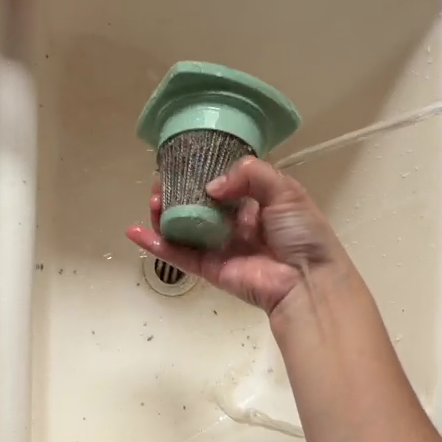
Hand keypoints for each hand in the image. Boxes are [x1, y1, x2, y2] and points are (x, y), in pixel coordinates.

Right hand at [125, 156, 352, 312]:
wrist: (306, 279)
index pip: (223, 181)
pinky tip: (135, 231)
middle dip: (177, 192)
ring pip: (184, 228)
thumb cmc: (302, 232)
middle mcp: (236, 222)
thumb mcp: (285, 189)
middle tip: (160, 182)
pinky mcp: (208, 269)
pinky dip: (155, 244)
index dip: (201, 171)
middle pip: (198, 204)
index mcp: (257, 200)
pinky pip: (178, 254)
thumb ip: (248, 175)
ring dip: (164, 215)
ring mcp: (220, 246)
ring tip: (153, 202)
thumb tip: (210, 187)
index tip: (182, 161)